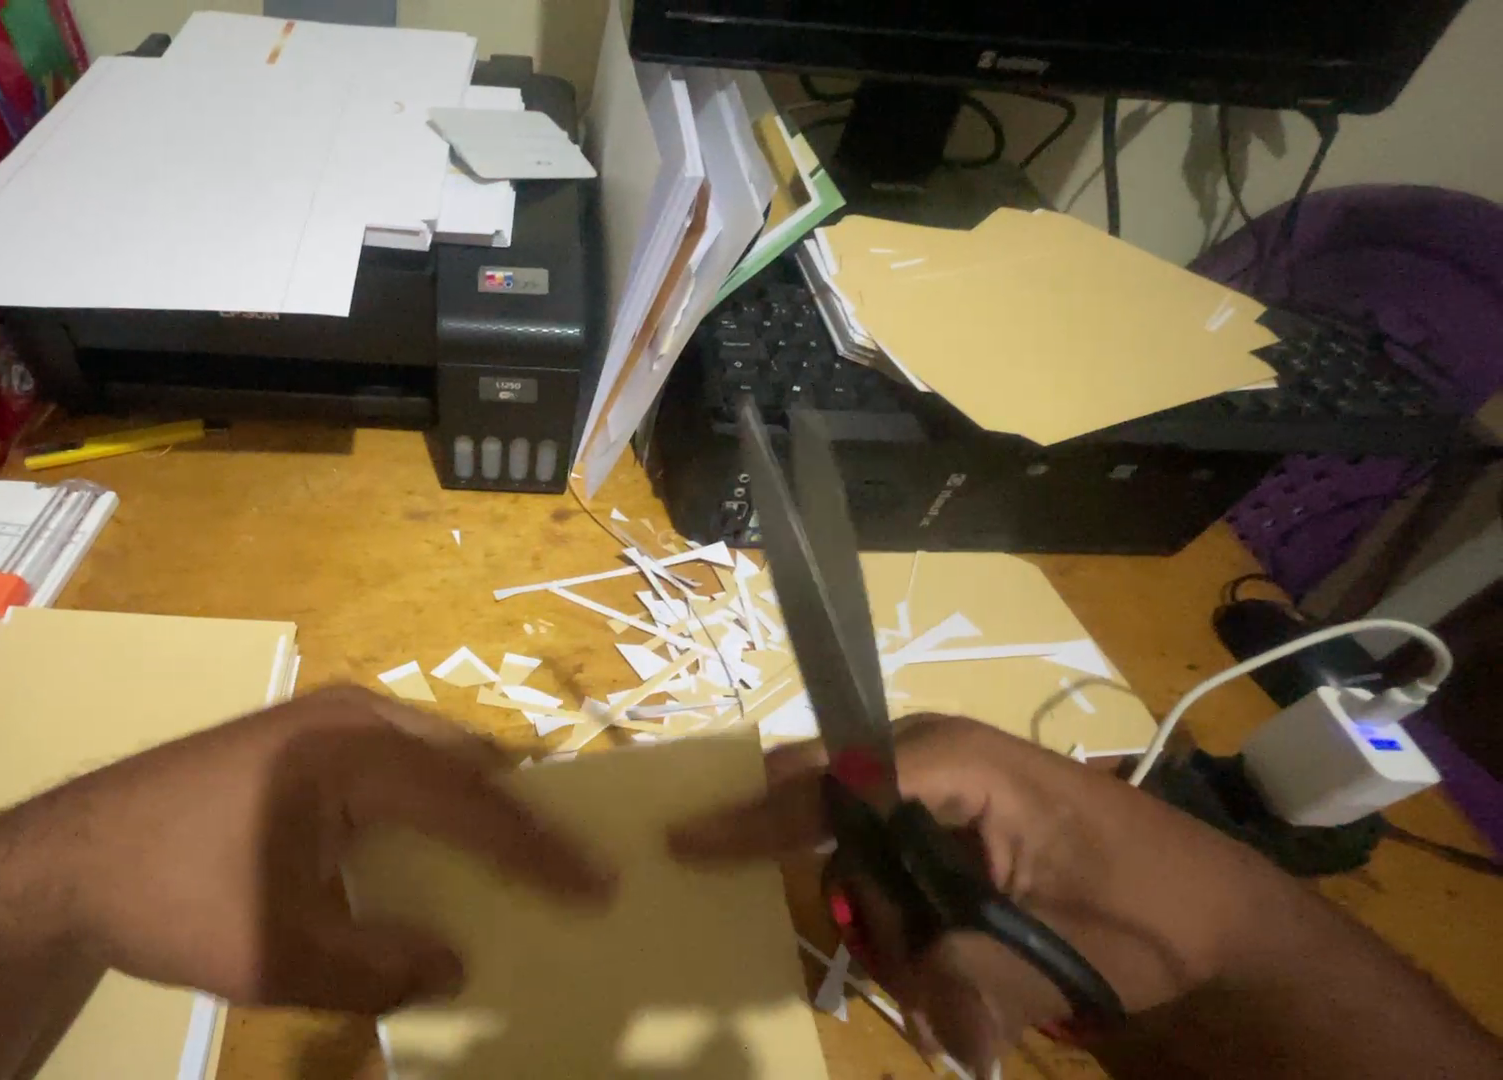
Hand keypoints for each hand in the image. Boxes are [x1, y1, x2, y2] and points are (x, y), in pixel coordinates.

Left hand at [0, 686, 613, 1013]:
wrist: (74, 854)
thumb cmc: (179, 899)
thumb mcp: (281, 957)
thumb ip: (381, 966)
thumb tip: (458, 962)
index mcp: (353, 756)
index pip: (471, 802)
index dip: (537, 848)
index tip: (594, 881)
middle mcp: (354, 714)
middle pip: (465, 759)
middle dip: (518, 812)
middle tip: (564, 864)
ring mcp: (331, 711)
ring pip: (437, 748)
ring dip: (479, 798)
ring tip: (517, 849)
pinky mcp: (313, 726)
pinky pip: (403, 750)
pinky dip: (438, 789)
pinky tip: (443, 828)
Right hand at [669, 716, 1297, 1068]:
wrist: (1218, 921)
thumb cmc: (1156, 911)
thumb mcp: (1080, 950)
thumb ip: (990, 980)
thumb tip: (943, 1038)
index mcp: (952, 760)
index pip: (831, 778)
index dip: (758, 812)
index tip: (688, 841)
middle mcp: (925, 763)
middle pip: (829, 823)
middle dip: (862, 911)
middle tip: (918, 984)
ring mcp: (926, 797)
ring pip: (854, 864)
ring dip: (890, 941)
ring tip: (956, 1007)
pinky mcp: (933, 833)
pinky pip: (879, 876)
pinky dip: (899, 937)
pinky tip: (948, 986)